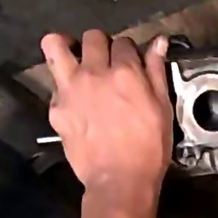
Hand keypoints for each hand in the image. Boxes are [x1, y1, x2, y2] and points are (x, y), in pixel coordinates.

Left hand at [40, 30, 173, 215]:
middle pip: (92, 37)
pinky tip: (76, 101)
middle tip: (108, 63)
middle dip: (102, 45)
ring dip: (65, 45)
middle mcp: (94, 73)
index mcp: (125, 72)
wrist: (119, 180)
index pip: (124, 42)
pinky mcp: (56, 108)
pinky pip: (54, 85)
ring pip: (55, 45)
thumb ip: (157, 72)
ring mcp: (70, 89)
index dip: (130, 51)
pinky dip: (65, 87)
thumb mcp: (163, 109)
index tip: (132, 63)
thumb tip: (158, 42)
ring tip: (75, 58)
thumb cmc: (149, 148)